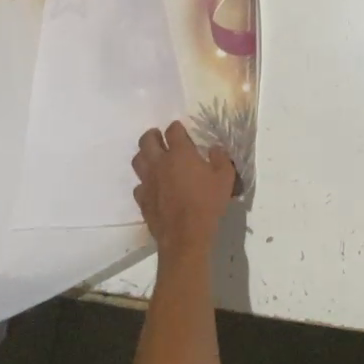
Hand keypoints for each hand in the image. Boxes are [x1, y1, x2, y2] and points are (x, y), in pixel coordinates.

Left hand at [132, 122, 235, 258]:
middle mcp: (159, 163)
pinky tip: (153, 186)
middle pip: (147, 141)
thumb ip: (221, 158)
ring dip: (144, 155)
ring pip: (138, 161)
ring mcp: (148, 182)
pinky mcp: (142, 200)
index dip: (176, 127)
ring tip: (153, 158)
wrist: (185, 236)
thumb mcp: (225, 178)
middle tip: (159, 136)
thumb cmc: (208, 203)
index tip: (180, 129)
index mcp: (180, 154)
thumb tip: (214, 148)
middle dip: (153, 135)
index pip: (173, 131)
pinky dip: (144, 182)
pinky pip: (139, 185)